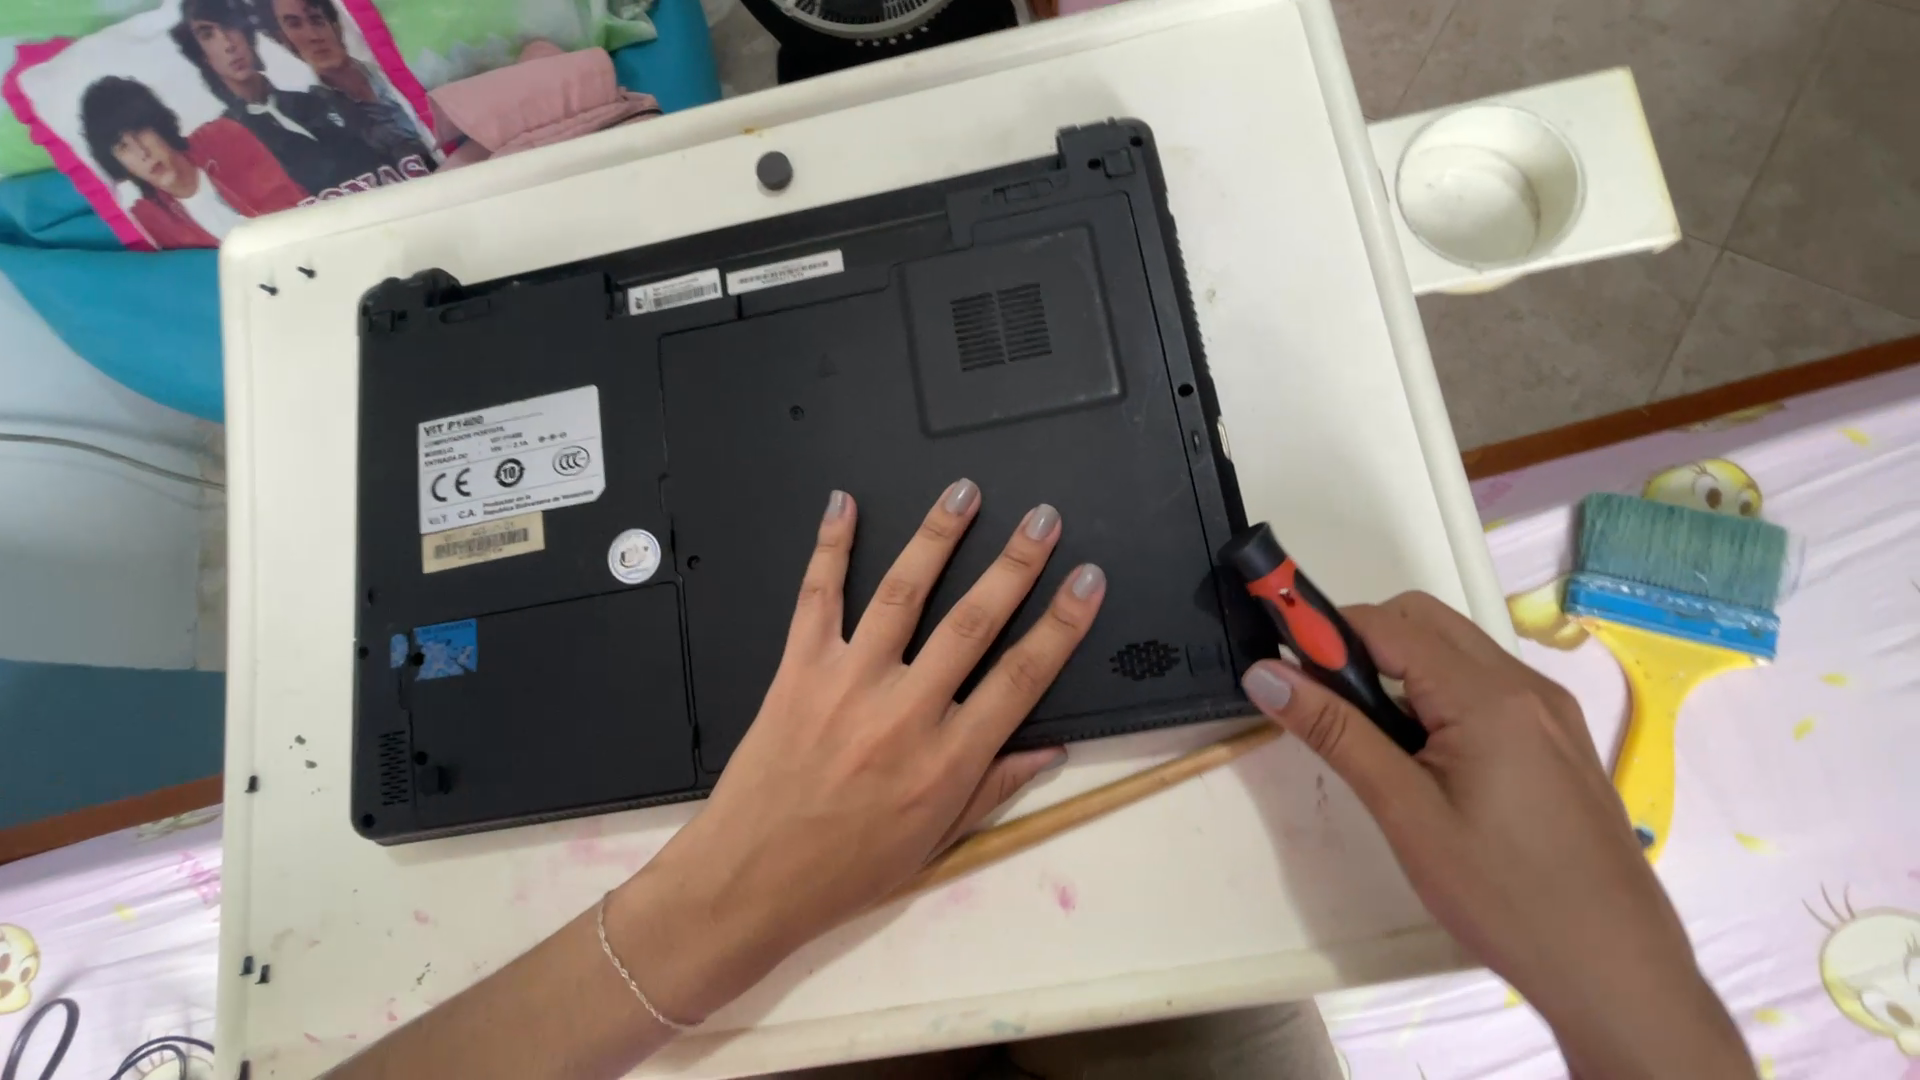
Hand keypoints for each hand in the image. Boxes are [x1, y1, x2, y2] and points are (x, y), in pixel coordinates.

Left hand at [612, 481, 1105, 1022]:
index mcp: (947, 761)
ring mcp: (847, 683)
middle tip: (1043, 519)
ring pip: (901, 594)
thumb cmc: (849, 869)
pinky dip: (830, 547)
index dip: (1061, 625)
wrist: (749, 880)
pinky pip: (817, 596)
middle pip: (971, 623)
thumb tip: (1052, 747)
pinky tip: (843, 504)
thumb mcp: (938, 844)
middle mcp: (904, 713)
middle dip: (1015, 565)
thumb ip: (996, 788)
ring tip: (964, 493)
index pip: (1021, 678)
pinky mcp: (797, 669)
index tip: (1087, 581)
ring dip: (936, 538)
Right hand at [1239, 593, 1751, 1079]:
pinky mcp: (1555, 736)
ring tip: (1369, 731)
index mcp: (1489, 698)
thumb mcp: (1404, 812)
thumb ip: (1334, 731)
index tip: (1282, 662)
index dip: (1324, 630)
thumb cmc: (1504, 895)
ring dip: (1395, 664)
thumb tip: (1263, 673)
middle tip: (1324, 698)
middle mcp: (1524, 686)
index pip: (1386, 624)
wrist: (1621, 976)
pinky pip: (1479, 681)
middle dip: (1360, 639)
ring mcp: (1547, 710)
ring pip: (1451, 647)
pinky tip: (1420, 750)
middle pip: (1422, 619)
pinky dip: (1432, 688)